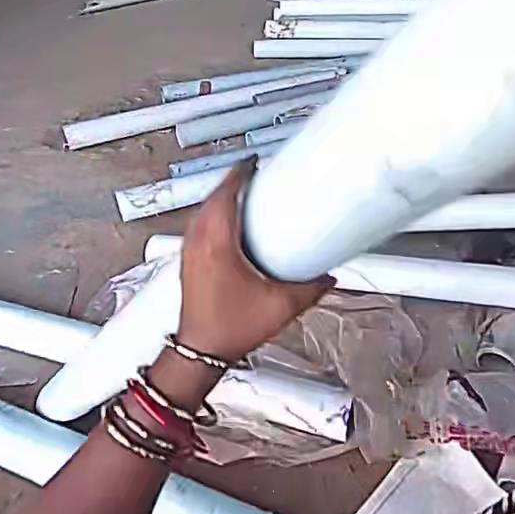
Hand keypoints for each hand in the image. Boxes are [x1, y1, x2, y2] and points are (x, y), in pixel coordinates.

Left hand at [175, 160, 333, 361]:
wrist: (200, 350)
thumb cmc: (228, 329)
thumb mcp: (280, 307)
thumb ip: (311, 289)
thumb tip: (327, 276)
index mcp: (217, 244)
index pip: (225, 194)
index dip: (240, 173)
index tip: (252, 163)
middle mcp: (198, 243)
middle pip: (212, 197)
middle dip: (231, 182)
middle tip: (251, 175)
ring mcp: (189, 252)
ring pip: (201, 210)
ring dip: (220, 197)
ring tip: (241, 193)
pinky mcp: (188, 261)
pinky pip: (197, 225)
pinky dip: (211, 214)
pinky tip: (226, 223)